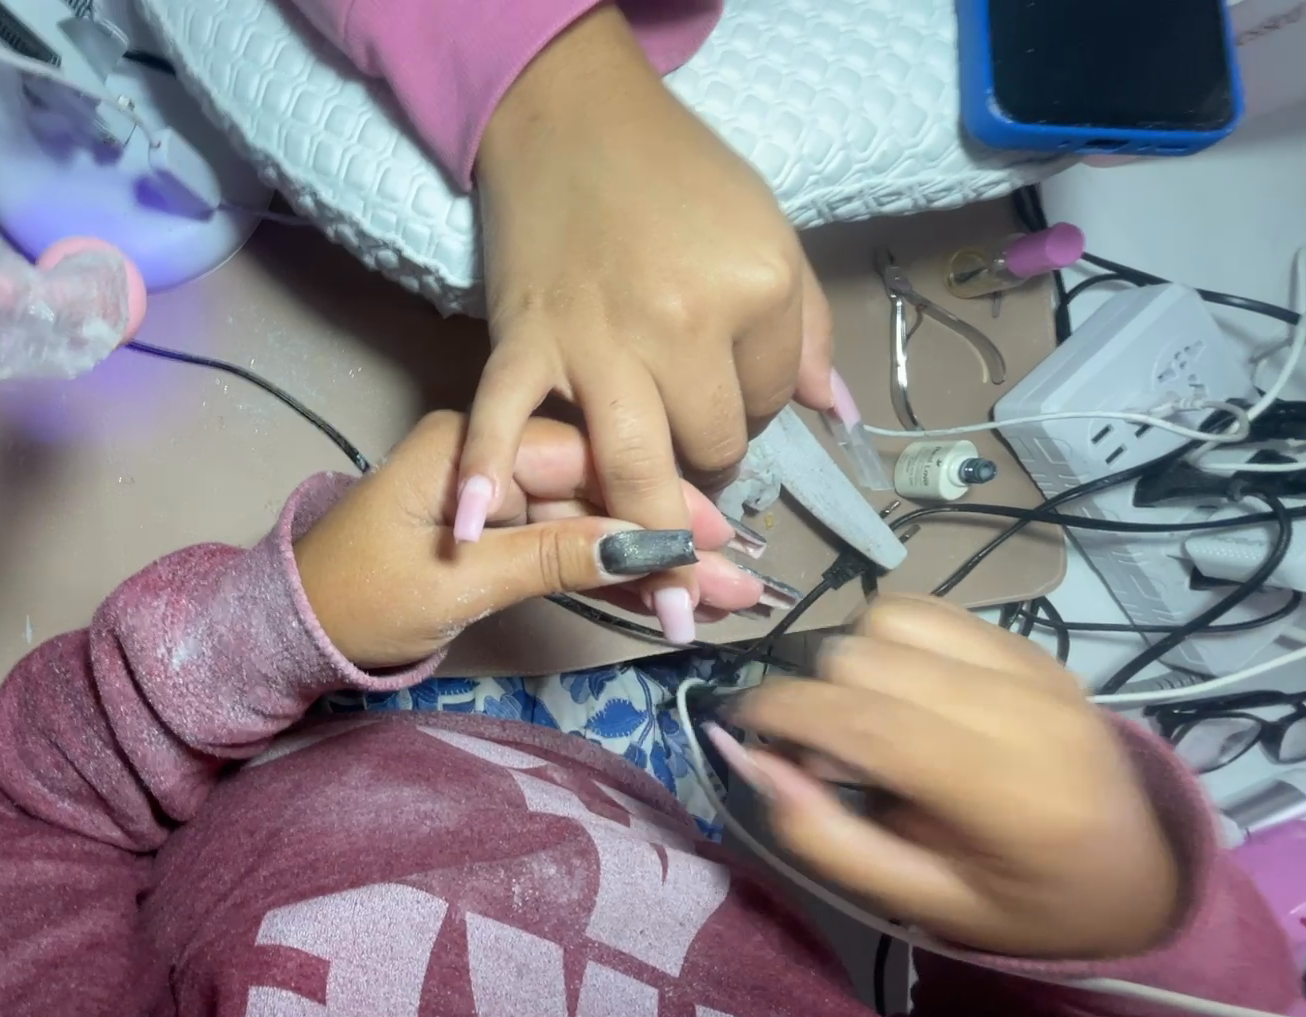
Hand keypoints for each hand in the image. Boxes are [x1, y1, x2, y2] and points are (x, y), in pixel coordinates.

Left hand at [294, 412, 766, 669]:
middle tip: (738, 576)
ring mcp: (495, 498)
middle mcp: (489, 459)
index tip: (712, 545)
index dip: (649, 506)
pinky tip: (664, 596)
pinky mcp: (496, 535)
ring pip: (586, 527)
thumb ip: (549, 557)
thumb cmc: (361, 598)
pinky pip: (560, 550)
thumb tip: (645, 546)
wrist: (301, 626)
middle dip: (663, 540)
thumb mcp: (456, 581)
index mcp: (471, 445)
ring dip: (647, 565)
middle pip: (594, 494)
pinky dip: (605, 576)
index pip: (581, 461)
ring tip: (723, 596)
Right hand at [461, 4, 835, 643]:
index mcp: (754, 290)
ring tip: (657, 605)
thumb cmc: (675, 176)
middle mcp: (677, 327)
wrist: (571, 121)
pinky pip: (500, 419)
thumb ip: (808, 329)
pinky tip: (471, 528)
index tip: (719, 406)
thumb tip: (835, 415)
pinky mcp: (520, 345)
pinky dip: (483, 472)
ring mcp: (591, 342)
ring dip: (642, 536)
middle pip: (705, 451)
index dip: (749, 419)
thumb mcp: (768, 233)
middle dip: (703, 482)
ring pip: (626, 464)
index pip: (766, 406)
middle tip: (688, 493)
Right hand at [718, 596, 1180, 958]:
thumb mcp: (914, 898)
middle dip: (812, 694)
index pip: (865, 721)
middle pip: (860, 657)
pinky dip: (883, 637)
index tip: (738, 719)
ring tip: (862, 710)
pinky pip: (921, 608)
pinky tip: (897, 683)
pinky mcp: (1030, 647)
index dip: (780, 709)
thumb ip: (821, 835)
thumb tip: (747, 755)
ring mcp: (1035, 669)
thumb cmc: (1015, 900)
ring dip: (847, 660)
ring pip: (884, 619)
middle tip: (820, 746)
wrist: (1136, 877)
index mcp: (1011, 795)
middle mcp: (1028, 715)